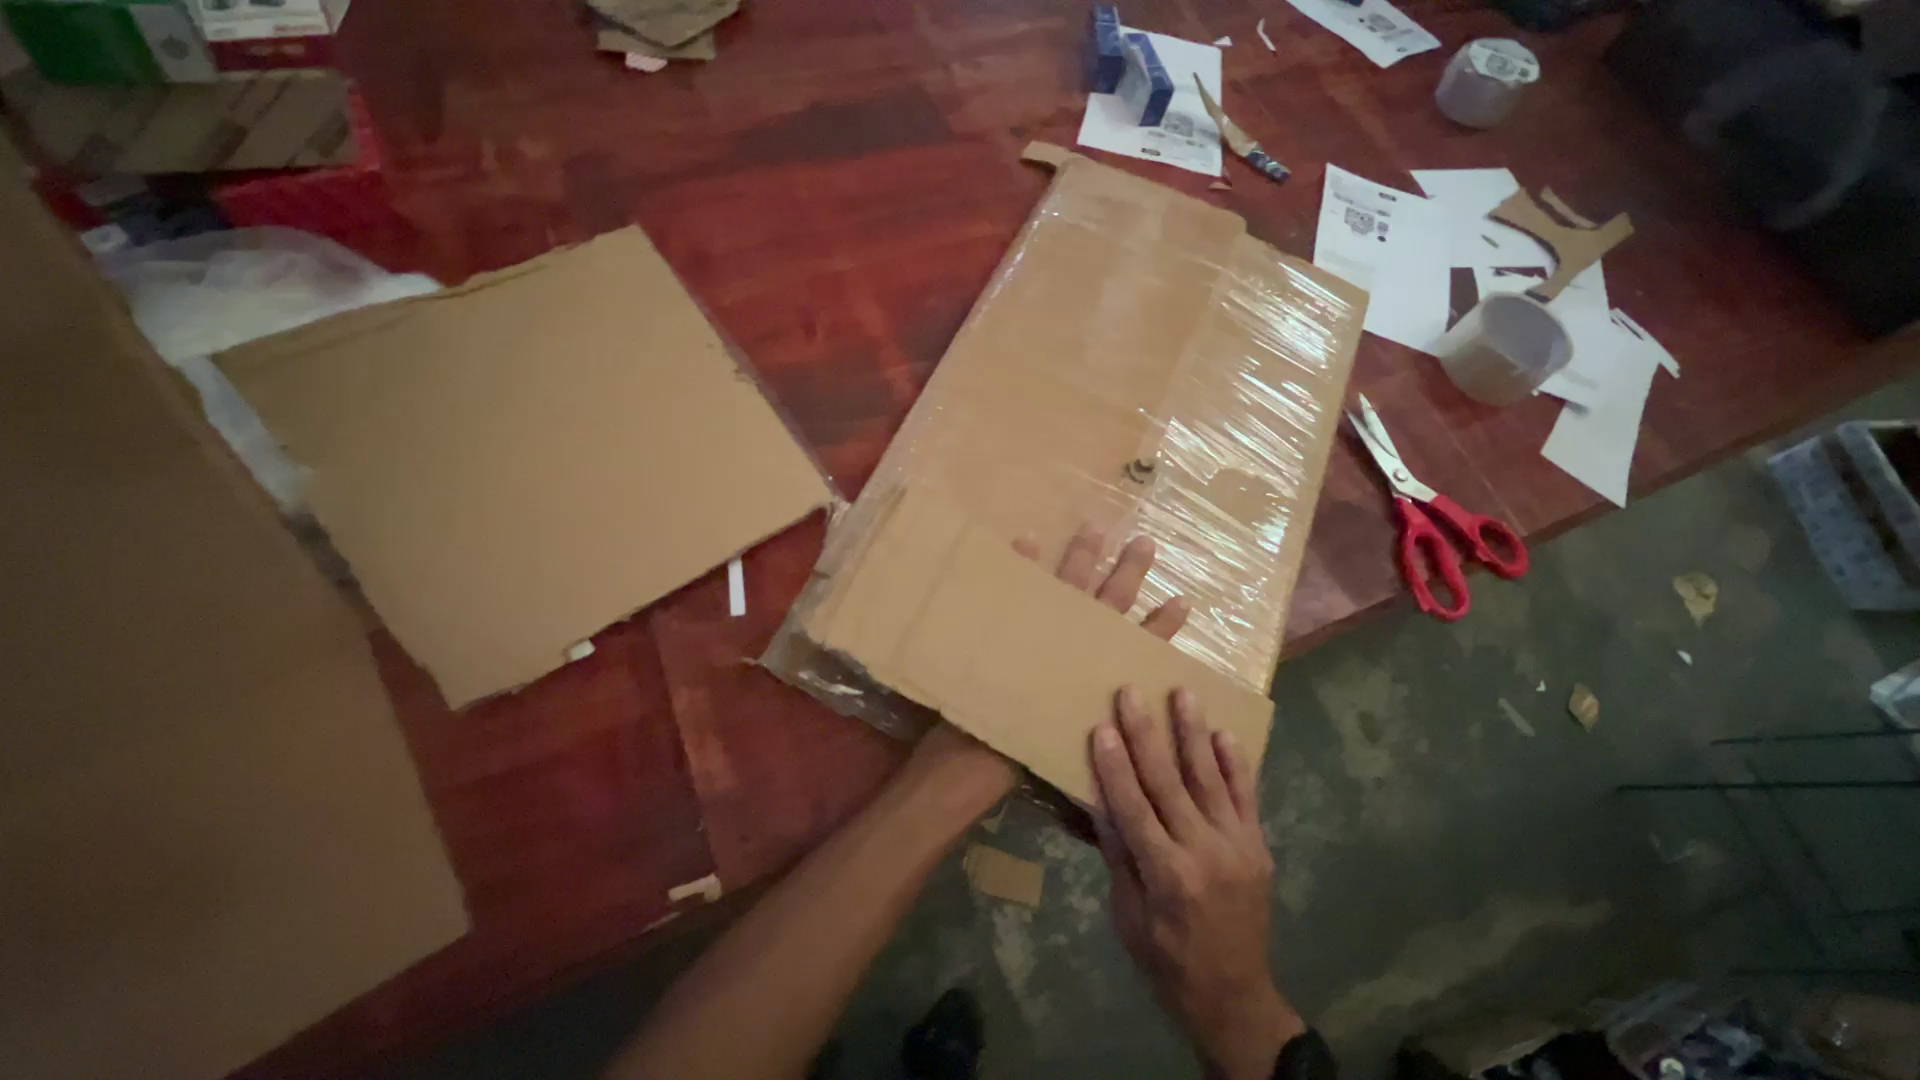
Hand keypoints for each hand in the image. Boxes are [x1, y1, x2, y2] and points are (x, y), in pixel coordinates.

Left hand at [907, 526, 1191, 812]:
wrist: (975, 758)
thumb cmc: (1024, 756)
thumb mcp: (1064, 732)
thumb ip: (1082, 711)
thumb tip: (1105, 710)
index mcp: (1095, 674)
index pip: (1137, 644)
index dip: (1160, 625)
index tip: (1183, 601)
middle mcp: (1075, 646)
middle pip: (1110, 600)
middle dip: (1129, 571)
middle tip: (1145, 543)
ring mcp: (1044, 632)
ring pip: (1072, 583)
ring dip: (1085, 554)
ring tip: (1095, 528)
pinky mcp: (1009, 627)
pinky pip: (1017, 585)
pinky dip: (1023, 561)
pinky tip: (1027, 538)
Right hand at [1091, 686, 1303, 1079]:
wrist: (1234, 995)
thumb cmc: (1166, 960)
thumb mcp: (1128, 918)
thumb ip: (1118, 857)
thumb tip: (1099, 803)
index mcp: (1166, 875)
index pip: (1133, 807)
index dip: (1114, 766)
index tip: (1101, 726)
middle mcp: (1204, 852)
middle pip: (1169, 783)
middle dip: (1147, 734)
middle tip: (1131, 693)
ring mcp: (1237, 846)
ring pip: (1210, 779)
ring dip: (1194, 733)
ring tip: (1183, 693)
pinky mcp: (1258, 847)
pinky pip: (1247, 797)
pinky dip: (1236, 764)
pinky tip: (1225, 733)